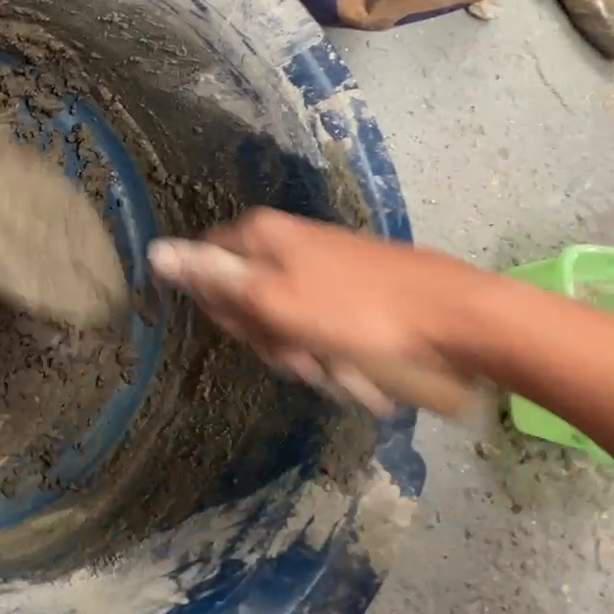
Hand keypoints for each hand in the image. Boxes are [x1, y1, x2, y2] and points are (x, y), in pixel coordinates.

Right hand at [147, 208, 487, 411]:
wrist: (460, 319)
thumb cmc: (356, 312)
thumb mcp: (271, 299)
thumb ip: (210, 277)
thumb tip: (153, 252)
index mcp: (260, 237)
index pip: (206, 269)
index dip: (220, 308)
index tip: (248, 334)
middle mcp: (287, 243)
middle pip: (248, 299)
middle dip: (272, 341)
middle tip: (300, 362)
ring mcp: (323, 265)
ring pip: (288, 321)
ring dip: (308, 358)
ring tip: (342, 377)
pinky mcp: (356, 289)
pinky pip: (326, 328)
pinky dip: (339, 356)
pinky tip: (362, 375)